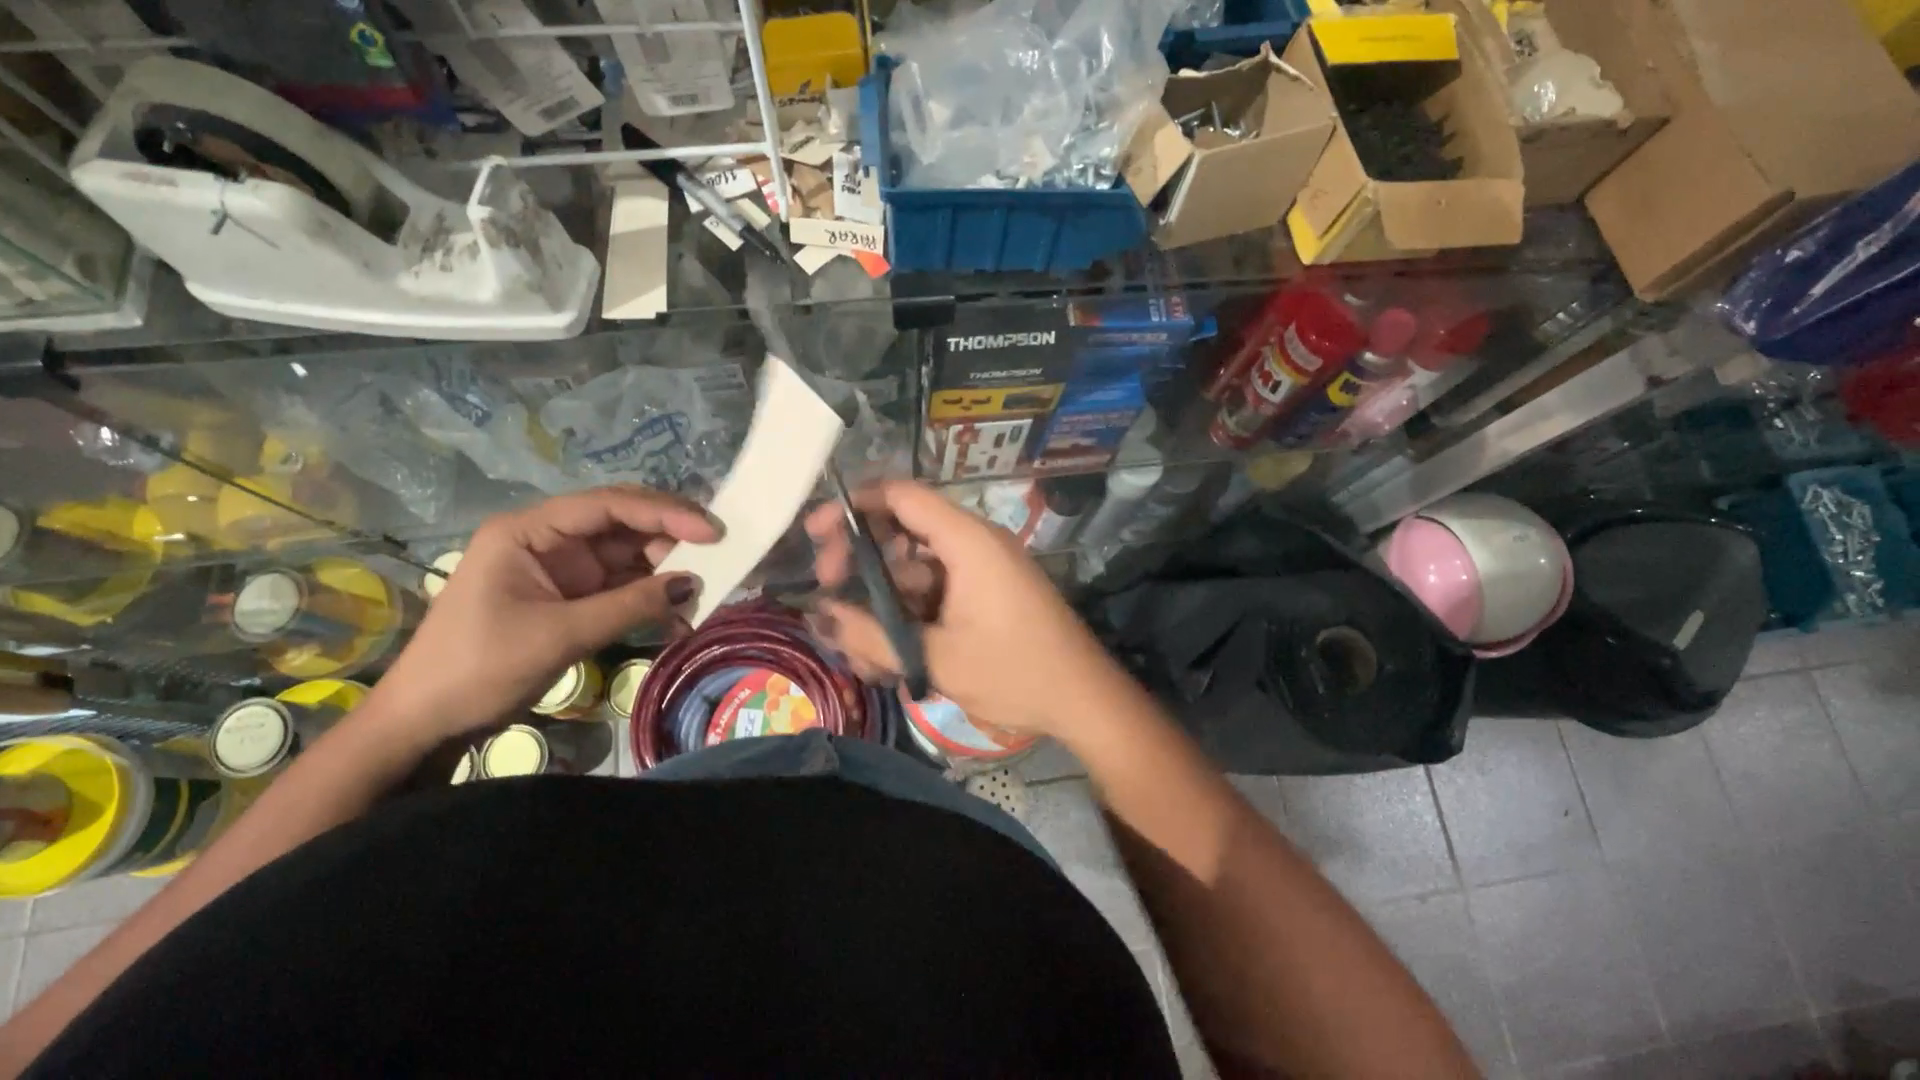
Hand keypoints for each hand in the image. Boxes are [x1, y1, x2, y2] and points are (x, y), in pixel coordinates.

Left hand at [374, 486, 717, 738]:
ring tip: (703, 591)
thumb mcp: (560, 635)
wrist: (426, 720)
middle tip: (718, 558)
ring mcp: (558, 570)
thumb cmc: (479, 667)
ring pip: (625, 557)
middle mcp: (546, 540)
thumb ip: (629, 605)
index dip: (663, 512)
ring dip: (664, 572)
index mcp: (529, 531)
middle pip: (621, 525)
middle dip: (669, 539)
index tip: (711, 532)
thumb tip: (691, 585)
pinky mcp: (566, 599)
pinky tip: (677, 615)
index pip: (607, 505)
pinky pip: (618, 588)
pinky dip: (648, 599)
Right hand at [805, 480, 1121, 737]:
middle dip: (860, 568)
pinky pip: (935, 597)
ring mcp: (980, 572)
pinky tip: (888, 663)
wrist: (1084, 702)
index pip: (901, 496)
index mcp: (968, 542)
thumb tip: (824, 616)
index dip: (853, 507)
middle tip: (831, 602)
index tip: (816, 535)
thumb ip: (875, 636)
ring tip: (862, 659)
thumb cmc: (1016, 674)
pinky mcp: (985, 598)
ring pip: (913, 575)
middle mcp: (973, 546)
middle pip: (902, 535)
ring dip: (882, 609)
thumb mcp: (938, 659)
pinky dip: (909, 621)